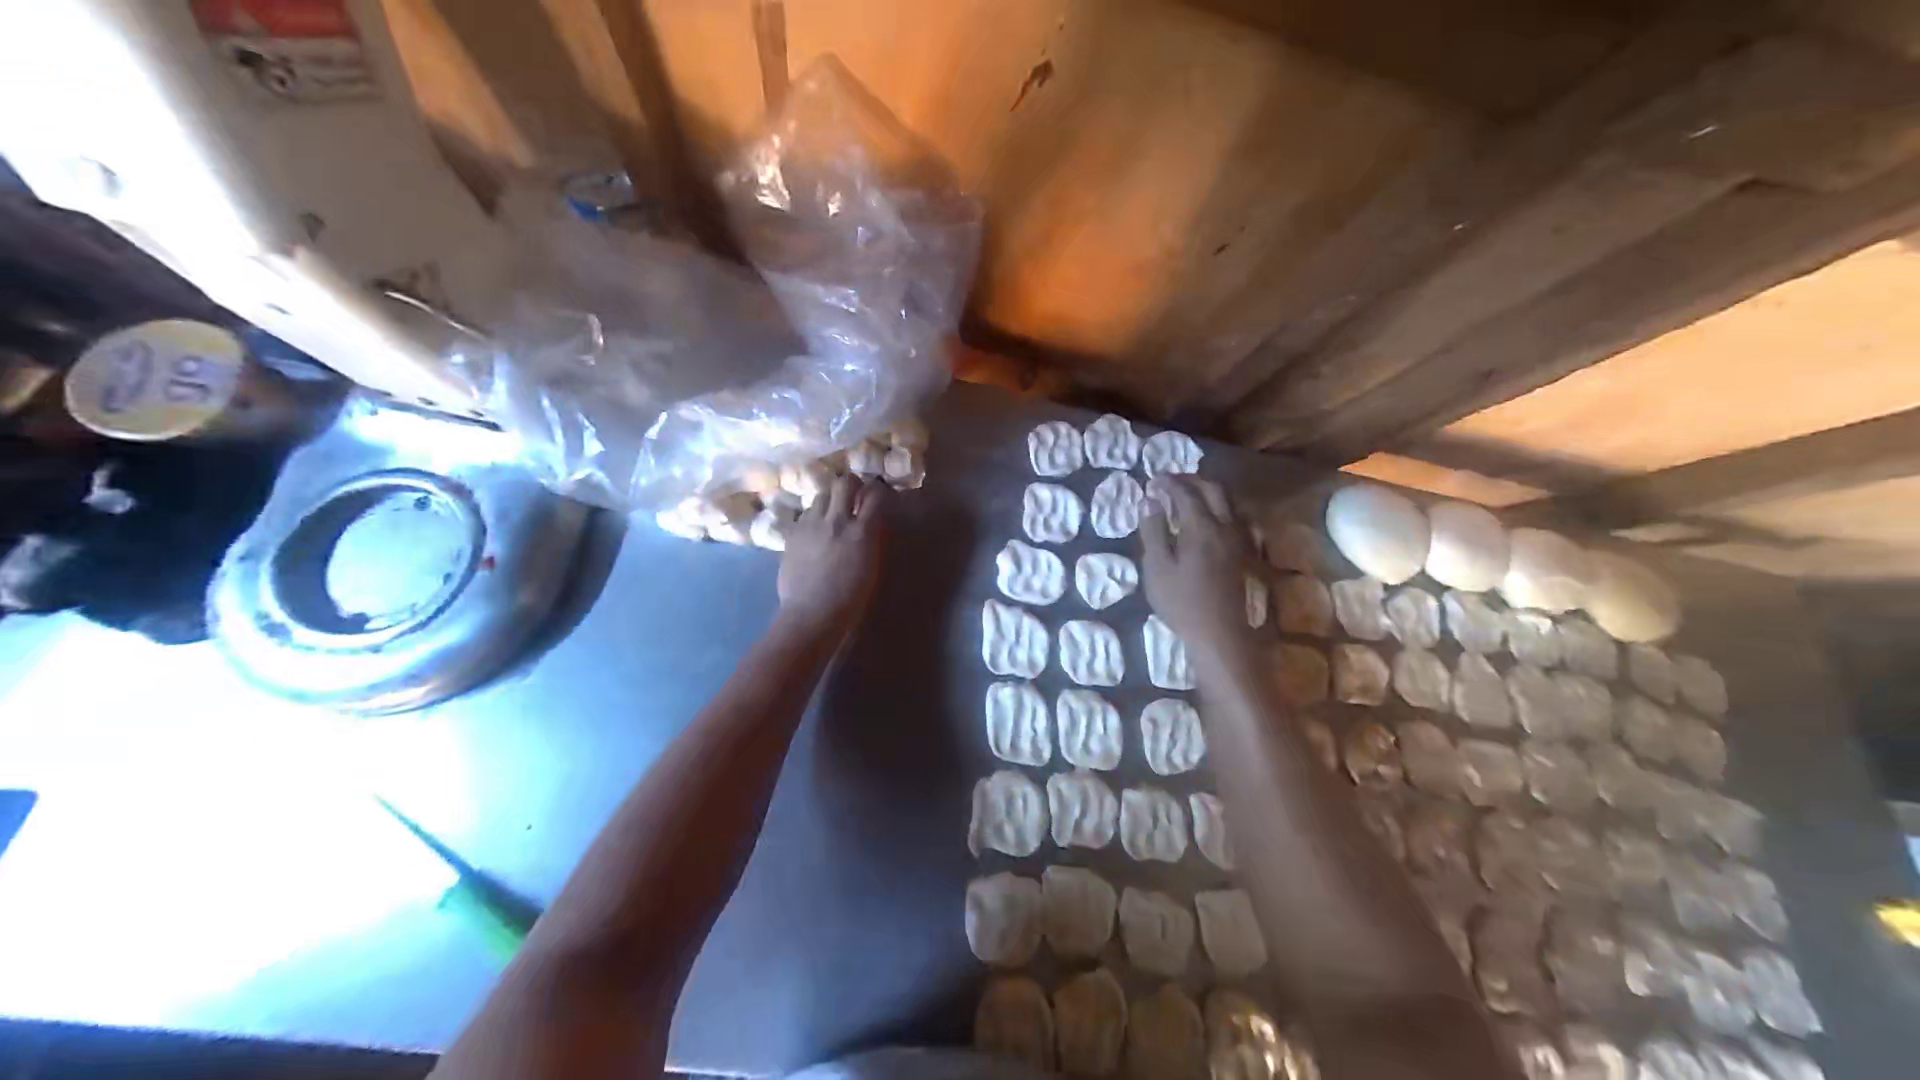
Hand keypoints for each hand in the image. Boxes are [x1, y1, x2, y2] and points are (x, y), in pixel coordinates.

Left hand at [777, 474, 887, 637]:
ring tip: (832, 512)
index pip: (874, 494)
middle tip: (854, 496)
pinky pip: (806, 513)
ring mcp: (811, 524)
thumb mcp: (871, 564)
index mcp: (862, 531)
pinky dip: (814, 515)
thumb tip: (868, 521)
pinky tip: (815, 530)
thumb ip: (871, 537)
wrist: (812, 613)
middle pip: (844, 483)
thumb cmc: (851, 597)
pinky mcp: (793, 532)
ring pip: (822, 494)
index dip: (877, 491)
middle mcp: (836, 520)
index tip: (877, 495)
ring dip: (830, 499)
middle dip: (851, 485)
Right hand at [1139, 476, 1250, 657]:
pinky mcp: (1245, 554)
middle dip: (1192, 480)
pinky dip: (1221, 509)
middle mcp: (1226, 526)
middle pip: (1214, 490)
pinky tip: (1212, 520)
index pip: (1186, 492)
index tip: (1153, 480)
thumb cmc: (1182, 603)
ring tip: (1189, 496)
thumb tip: (1149, 501)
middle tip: (1171, 482)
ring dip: (1209, 492)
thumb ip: (1153, 531)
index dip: (1169, 482)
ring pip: (1229, 503)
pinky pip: (1236, 518)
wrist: (1221, 635)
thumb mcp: (1157, 568)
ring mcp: (1240, 540)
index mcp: (1202, 527)